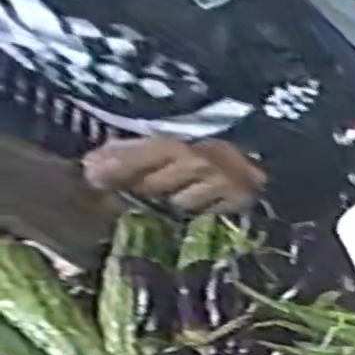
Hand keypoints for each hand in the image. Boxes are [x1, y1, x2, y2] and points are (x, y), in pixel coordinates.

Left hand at [82, 138, 264, 214]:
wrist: (262, 157)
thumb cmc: (204, 147)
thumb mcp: (164, 142)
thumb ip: (129, 152)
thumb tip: (93, 167)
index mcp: (168, 143)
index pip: (127, 161)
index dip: (108, 173)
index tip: (96, 181)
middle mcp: (194, 162)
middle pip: (151, 186)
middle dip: (144, 188)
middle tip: (145, 189)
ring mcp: (220, 183)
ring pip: (180, 203)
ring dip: (176, 200)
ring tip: (181, 193)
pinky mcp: (240, 200)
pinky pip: (208, 211)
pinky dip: (203, 207)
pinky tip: (208, 198)